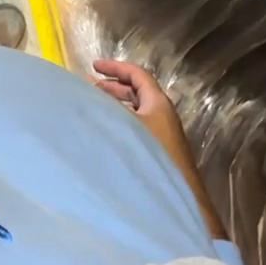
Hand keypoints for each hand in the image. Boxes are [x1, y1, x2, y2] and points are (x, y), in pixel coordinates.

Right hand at [95, 58, 227, 239]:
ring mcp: (164, 133)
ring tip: (95, 106)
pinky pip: (139, 124)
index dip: (115, 67)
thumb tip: (86, 99)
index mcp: (158, 103)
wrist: (179, 199)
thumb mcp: (124, 127)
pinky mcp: (161, 150)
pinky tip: (107, 131)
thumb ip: (105, 111)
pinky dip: (121, 119)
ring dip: (116, 103)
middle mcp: (163, 114)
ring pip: (137, 109)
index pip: (137, 74)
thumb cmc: (151, 157)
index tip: (93, 66)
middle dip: (113, 85)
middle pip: (138, 90)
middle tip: (91, 86)